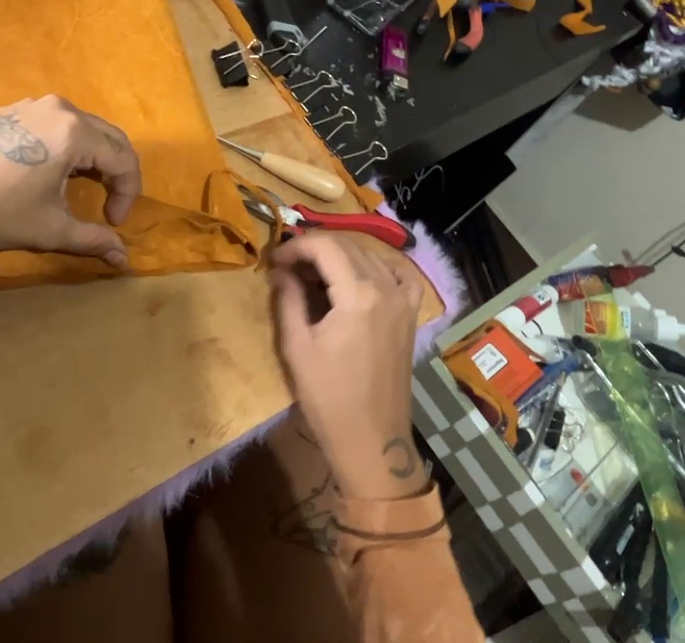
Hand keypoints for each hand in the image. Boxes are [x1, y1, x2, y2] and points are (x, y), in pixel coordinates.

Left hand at [0, 96, 141, 267]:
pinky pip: (55, 124)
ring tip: (84, 190)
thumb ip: (93, 240)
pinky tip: (51, 174)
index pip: (124, 159)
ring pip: (82, 127)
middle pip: (108, 136)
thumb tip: (124, 259)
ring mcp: (31, 106)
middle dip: (116, 173)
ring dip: (93, 158)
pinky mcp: (9, 112)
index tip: (114, 223)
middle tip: (108, 207)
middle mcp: (59, 108)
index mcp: (74, 132)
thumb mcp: (50, 230)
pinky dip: (67, 147)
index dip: (129, 193)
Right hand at [271, 231, 427, 500]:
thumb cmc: (329, 397)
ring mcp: (403, 301)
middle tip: (287, 267)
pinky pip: (399, 275)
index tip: (274, 261)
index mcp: (358, 294)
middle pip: (348, 246)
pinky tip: (359, 278)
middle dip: (314, 248)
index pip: (325, 246)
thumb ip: (289, 299)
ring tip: (314, 274)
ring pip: (371, 256)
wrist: (372, 439)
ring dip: (340, 255)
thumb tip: (281, 271)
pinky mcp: (410, 316)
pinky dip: (377, 267)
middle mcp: (386, 288)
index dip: (296, 246)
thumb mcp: (297, 347)